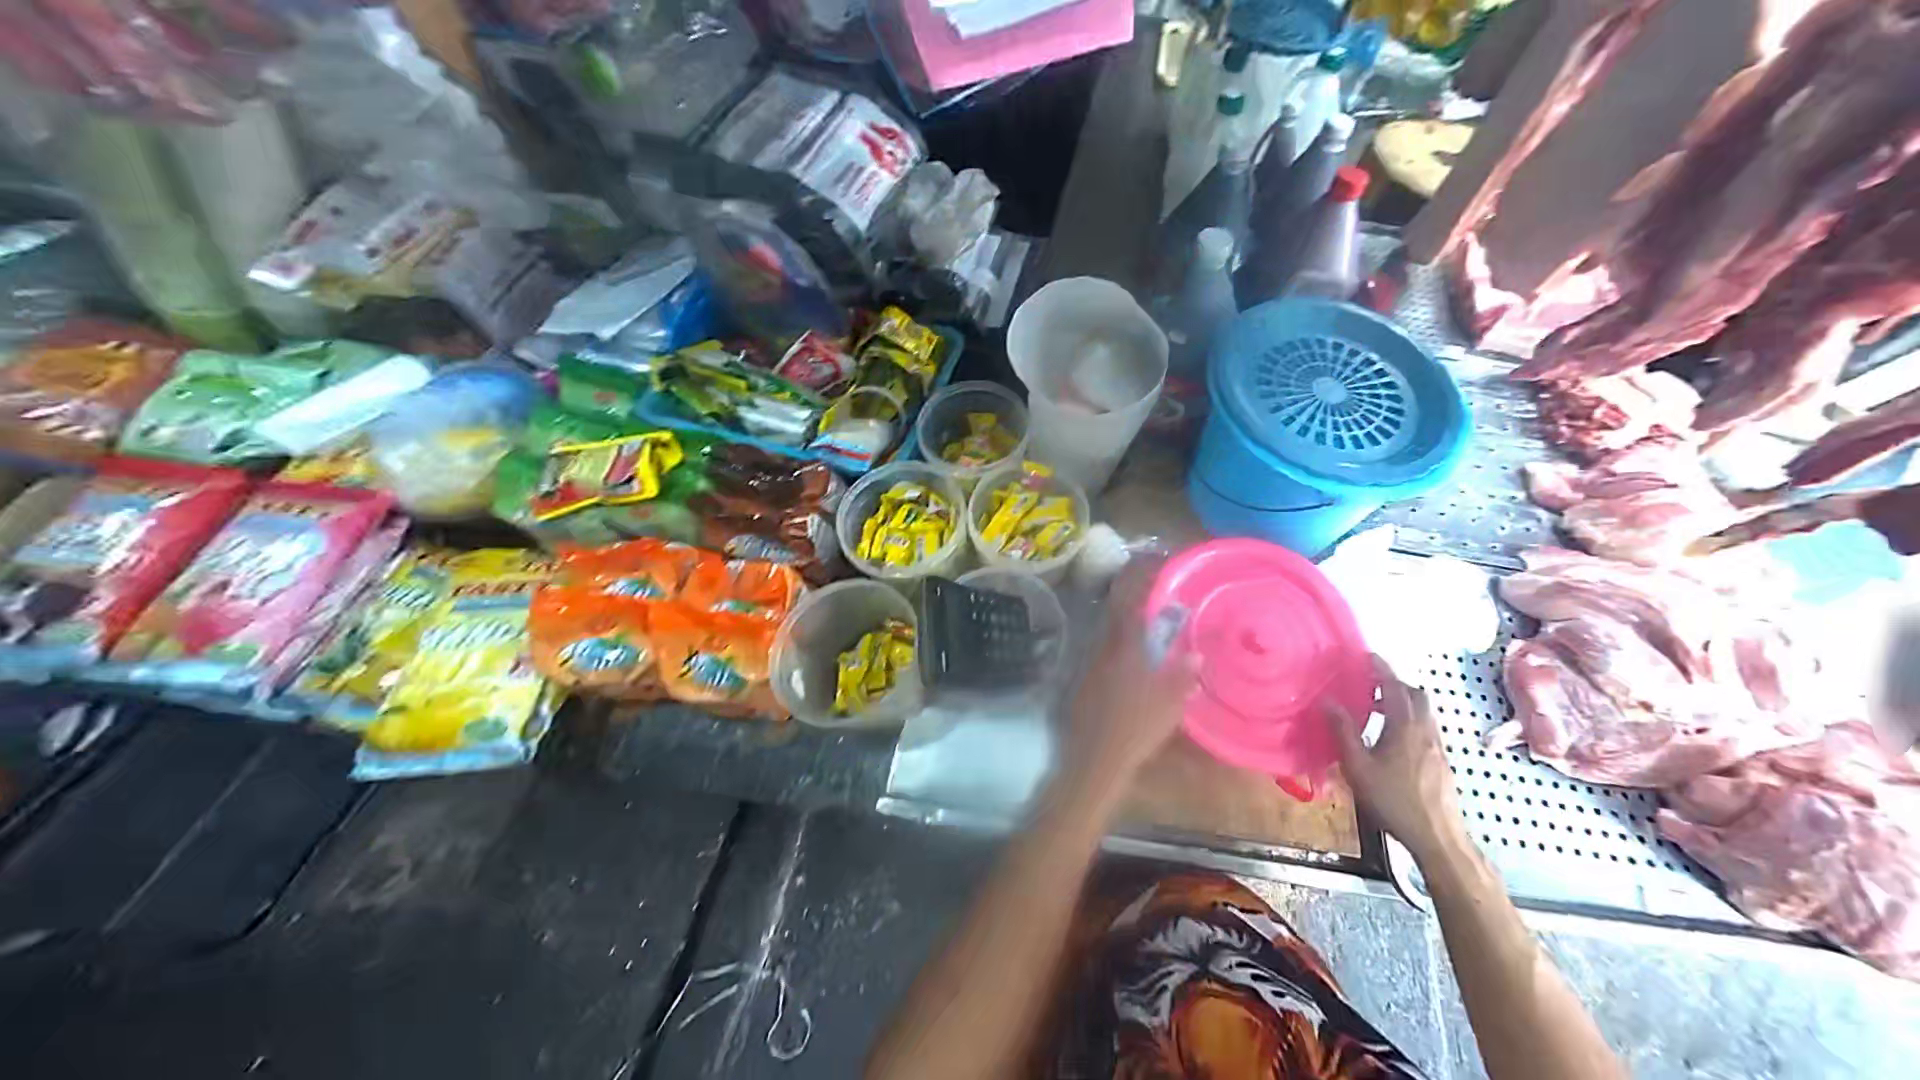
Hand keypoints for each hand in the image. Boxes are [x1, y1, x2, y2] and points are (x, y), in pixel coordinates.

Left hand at [1062, 563, 1196, 784]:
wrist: (1098, 756)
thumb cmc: (1139, 727)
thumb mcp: (1170, 701)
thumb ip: (1183, 673)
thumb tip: (1195, 651)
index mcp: (1126, 647)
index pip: (1131, 603)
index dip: (1141, 580)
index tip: (1154, 565)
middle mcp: (1104, 649)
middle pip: (1116, 614)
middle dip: (1133, 598)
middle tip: (1153, 591)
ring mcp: (1091, 665)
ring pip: (1109, 635)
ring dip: (1126, 625)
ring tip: (1147, 624)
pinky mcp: (1085, 681)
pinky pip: (1104, 654)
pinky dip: (1118, 648)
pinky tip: (1130, 661)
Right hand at [1324, 655, 1469, 866]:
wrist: (1438, 838)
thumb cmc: (1393, 800)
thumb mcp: (1358, 766)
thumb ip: (1343, 731)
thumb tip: (1326, 700)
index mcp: (1406, 726)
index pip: (1395, 687)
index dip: (1381, 669)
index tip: (1366, 656)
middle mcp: (1426, 731)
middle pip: (1415, 695)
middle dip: (1393, 684)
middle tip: (1368, 684)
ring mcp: (1438, 747)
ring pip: (1423, 712)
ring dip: (1401, 703)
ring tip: (1375, 710)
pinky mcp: (1442, 762)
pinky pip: (1425, 728)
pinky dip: (1408, 720)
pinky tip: (1390, 739)